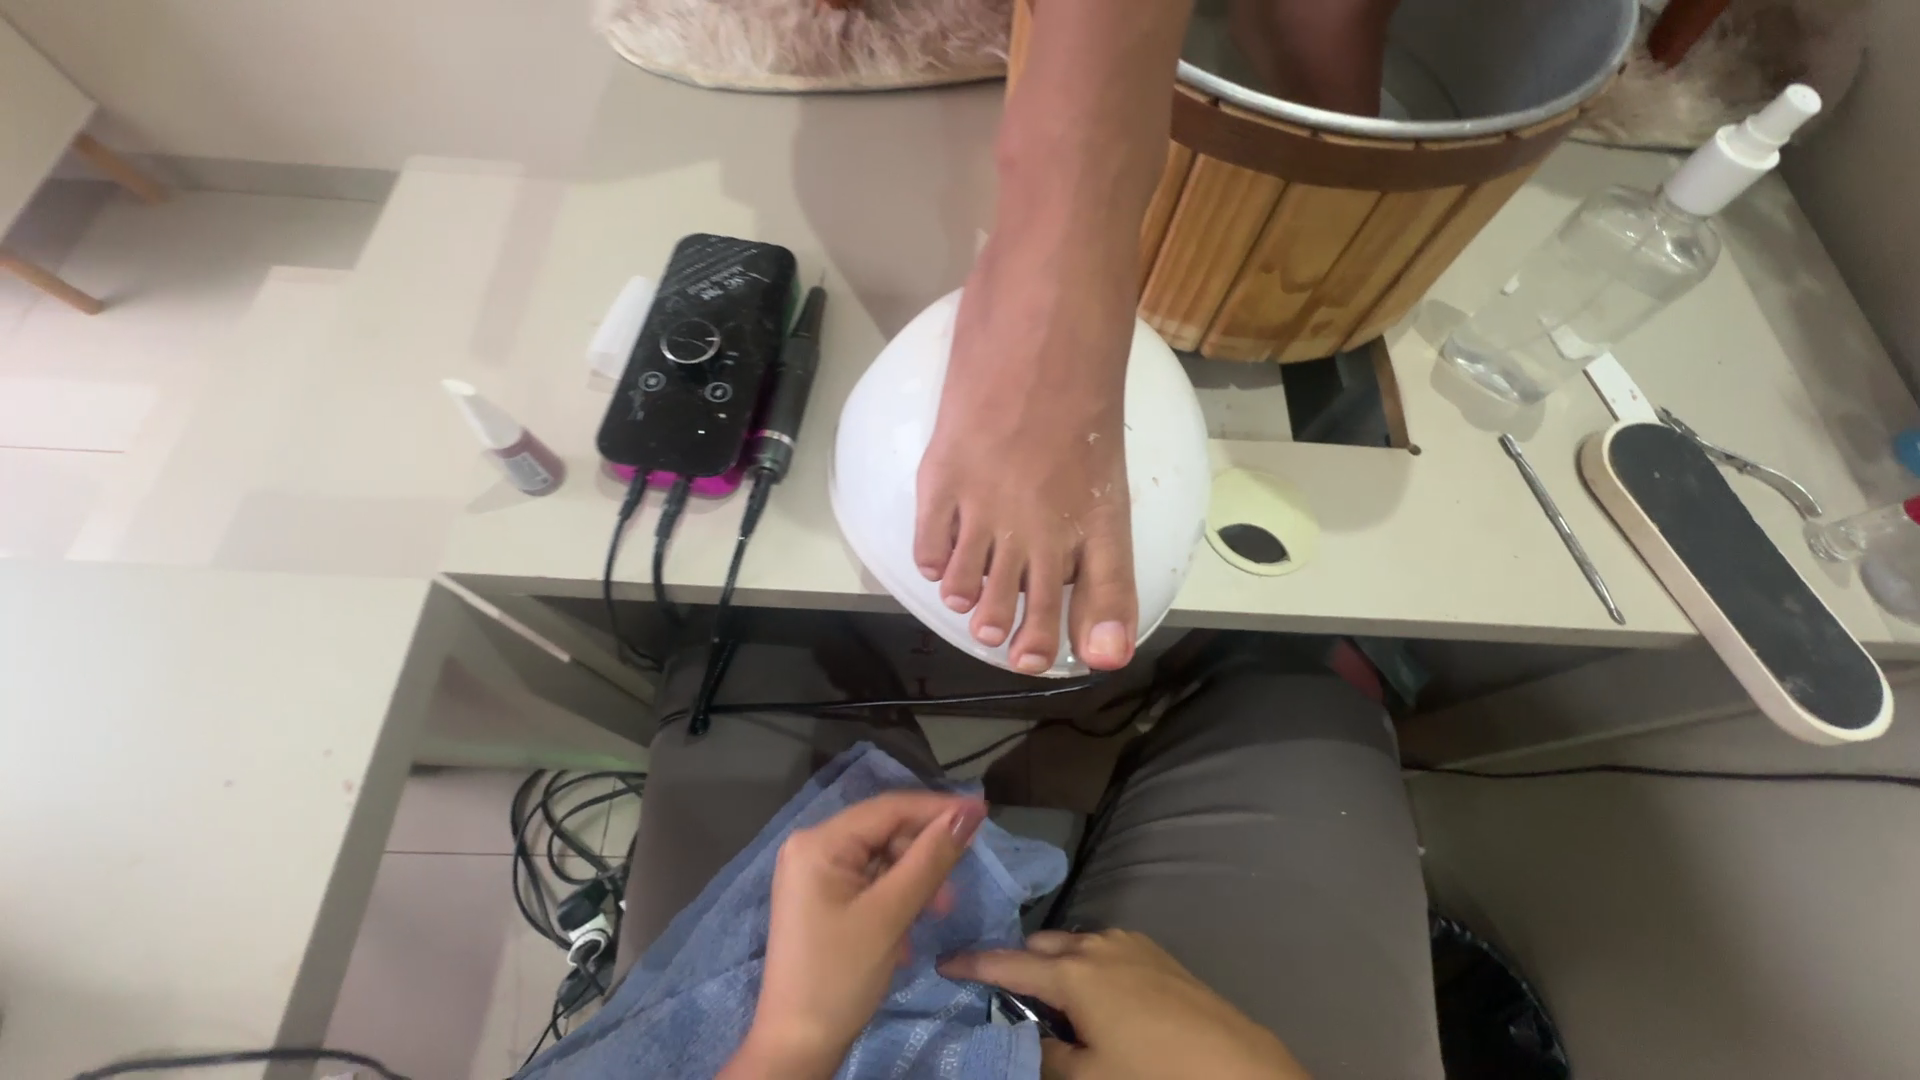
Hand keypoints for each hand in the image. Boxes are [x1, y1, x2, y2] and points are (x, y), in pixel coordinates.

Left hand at [722, 793, 987, 1079]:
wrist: (797, 1048)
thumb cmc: (840, 976)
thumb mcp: (891, 914)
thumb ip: (930, 858)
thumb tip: (969, 812)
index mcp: (820, 842)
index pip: (889, 808)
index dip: (937, 808)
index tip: (983, 813)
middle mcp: (812, 846)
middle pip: (884, 832)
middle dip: (923, 855)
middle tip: (954, 886)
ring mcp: (814, 873)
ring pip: (880, 858)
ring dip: (913, 881)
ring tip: (936, 913)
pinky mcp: (822, 898)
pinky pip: (869, 880)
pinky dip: (894, 897)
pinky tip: (908, 931)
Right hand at [913, 228, 1138, 675]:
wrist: (1052, 298)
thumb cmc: (1093, 362)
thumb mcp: (1113, 448)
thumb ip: (1108, 539)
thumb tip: (1106, 620)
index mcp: (1095, 514)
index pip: (1094, 596)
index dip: (1081, 634)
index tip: (1071, 658)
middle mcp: (1044, 521)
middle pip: (1027, 599)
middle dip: (1022, 633)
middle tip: (1011, 648)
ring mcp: (990, 498)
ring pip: (977, 579)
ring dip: (978, 604)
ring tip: (976, 614)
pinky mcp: (946, 467)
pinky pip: (932, 537)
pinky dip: (935, 559)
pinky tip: (938, 565)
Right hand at [940, 929, 1310, 1079]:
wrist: (1242, 1071)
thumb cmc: (1155, 1076)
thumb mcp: (1090, 1079)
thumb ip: (1047, 1056)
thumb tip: (1025, 1039)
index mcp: (1074, 972)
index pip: (1009, 962)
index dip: (973, 964)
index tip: (944, 962)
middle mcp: (1098, 945)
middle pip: (1043, 944)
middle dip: (1019, 962)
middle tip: (1005, 993)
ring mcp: (1132, 945)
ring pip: (1077, 944)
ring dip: (1057, 964)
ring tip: (1052, 1000)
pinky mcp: (1159, 955)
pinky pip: (1107, 950)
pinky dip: (1088, 965)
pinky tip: (1099, 998)